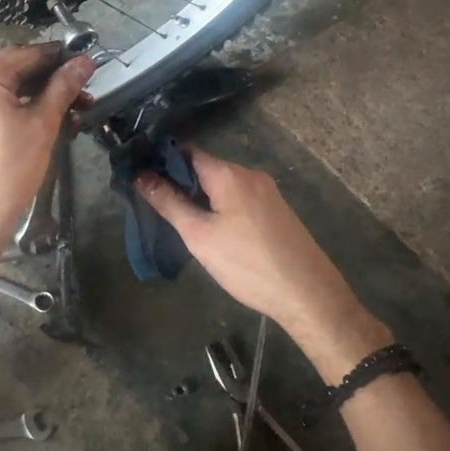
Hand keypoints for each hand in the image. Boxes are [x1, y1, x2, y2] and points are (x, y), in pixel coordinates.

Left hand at [0, 44, 94, 255]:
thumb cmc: (9, 169)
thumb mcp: (42, 124)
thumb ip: (63, 87)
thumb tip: (84, 61)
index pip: (29, 54)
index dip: (61, 57)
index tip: (90, 63)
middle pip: (18, 67)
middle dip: (53, 78)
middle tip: (86, 92)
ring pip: (10, 85)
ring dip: (41, 93)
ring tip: (75, 111)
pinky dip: (23, 105)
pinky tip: (50, 118)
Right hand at [137, 149, 377, 350]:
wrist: (311, 298)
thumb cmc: (249, 265)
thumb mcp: (199, 235)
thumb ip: (168, 202)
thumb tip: (141, 176)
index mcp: (229, 174)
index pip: (185, 153)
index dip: (160, 161)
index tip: (139, 176)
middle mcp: (250, 175)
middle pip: (204, 168)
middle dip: (178, 182)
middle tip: (153, 203)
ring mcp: (267, 193)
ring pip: (221, 186)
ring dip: (199, 197)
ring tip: (178, 219)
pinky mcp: (277, 212)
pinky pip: (238, 199)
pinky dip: (219, 207)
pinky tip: (211, 230)